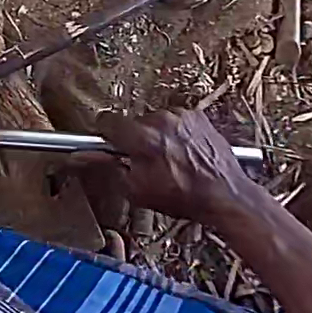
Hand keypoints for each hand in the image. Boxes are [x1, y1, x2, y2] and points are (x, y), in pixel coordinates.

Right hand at [91, 108, 258, 221]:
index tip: (109, 141)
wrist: (225, 196)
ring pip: (153, 119)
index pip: (107, 120)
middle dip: (134, 137)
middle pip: (132, 121)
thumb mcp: (136, 190)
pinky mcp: (196, 115)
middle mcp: (159, 121)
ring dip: (155, 133)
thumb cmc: (181, 196)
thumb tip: (86, 156)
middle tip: (144, 158)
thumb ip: (109, 167)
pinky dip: (174, 130)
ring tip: (168, 156)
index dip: (105, 132)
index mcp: (141, 138)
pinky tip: (183, 149)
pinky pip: (174, 118)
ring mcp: (180, 116)